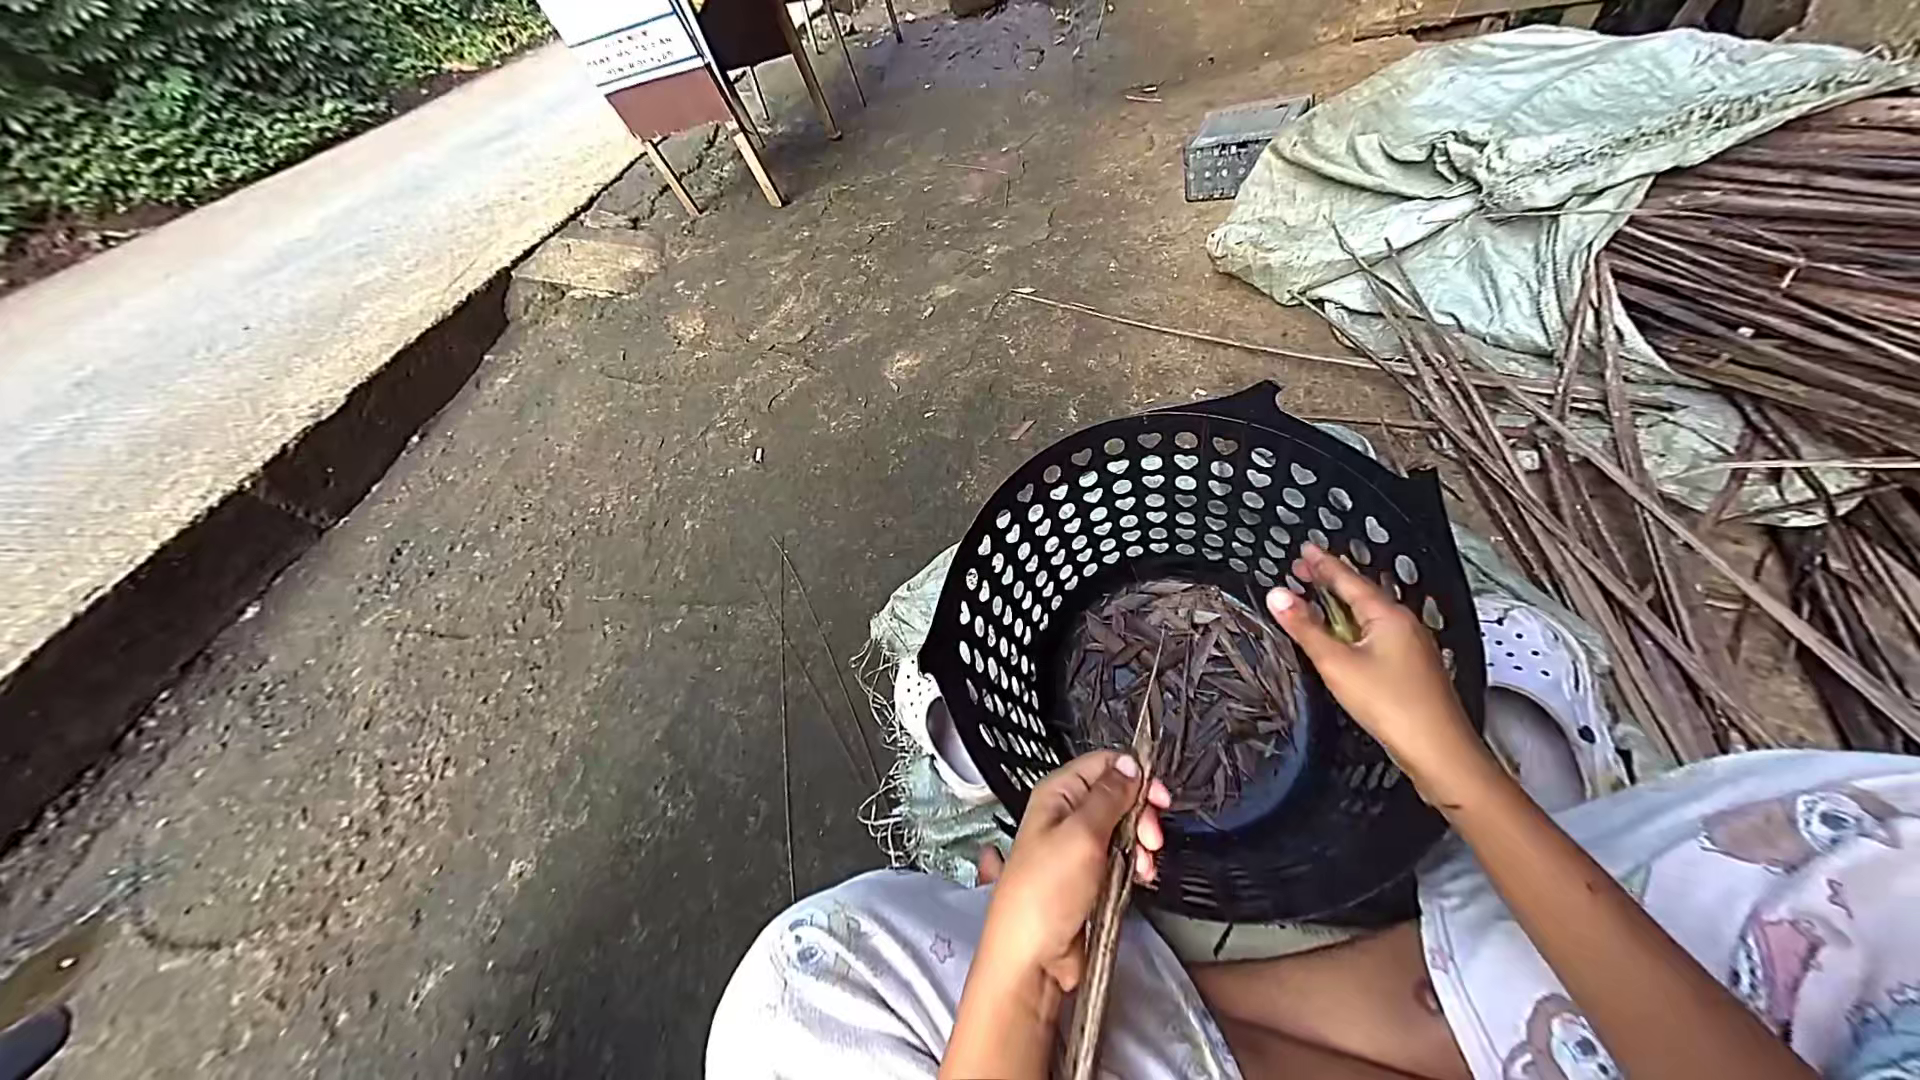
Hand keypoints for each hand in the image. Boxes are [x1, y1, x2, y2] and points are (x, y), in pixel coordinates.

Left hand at [979, 750, 1171, 994]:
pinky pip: (1120, 856)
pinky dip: (1135, 864)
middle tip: (1153, 838)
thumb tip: (1131, 763)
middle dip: (1141, 814)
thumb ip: (1109, 797)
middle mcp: (1067, 812)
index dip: (1134, 775)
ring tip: (1146, 864)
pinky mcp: (1090, 872)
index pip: (1103, 764)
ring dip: (1141, 842)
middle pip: (1117, 795)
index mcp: (1058, 792)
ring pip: (1123, 826)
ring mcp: (1078, 843)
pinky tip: (1141, 877)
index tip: (1160, 797)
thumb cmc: (1048, 889)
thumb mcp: (1082, 834)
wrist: (1032, 956)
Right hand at [1265, 543, 1493, 800]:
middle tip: (1304, 568)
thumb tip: (1277, 595)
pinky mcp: (1410, 666)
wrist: (1439, 751)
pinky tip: (1343, 634)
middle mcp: (1403, 624)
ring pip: (1369, 614)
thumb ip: (1304, 627)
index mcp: (1387, 616)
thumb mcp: (1336, 662)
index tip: (1305, 550)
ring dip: (1340, 603)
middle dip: (1331, 580)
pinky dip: (1352, 624)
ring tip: (1316, 596)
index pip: (1348, 580)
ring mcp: (1410, 645)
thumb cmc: (1391, 705)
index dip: (1324, 564)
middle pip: (1361, 593)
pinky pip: (1375, 632)